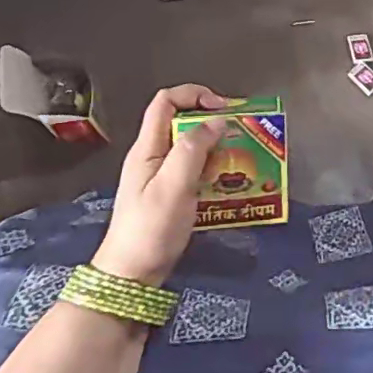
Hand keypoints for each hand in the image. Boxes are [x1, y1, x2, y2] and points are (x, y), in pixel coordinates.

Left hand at [92, 84, 232, 285]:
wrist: (131, 277)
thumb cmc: (151, 229)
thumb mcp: (174, 186)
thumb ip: (193, 149)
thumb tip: (217, 121)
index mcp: (148, 148)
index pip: (166, 101)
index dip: (195, 95)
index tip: (224, 108)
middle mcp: (153, 156)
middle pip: (181, 122)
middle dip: (212, 123)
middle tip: (239, 134)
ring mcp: (160, 177)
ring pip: (190, 148)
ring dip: (215, 148)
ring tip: (240, 159)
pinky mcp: (170, 195)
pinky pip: (194, 171)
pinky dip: (212, 170)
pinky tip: (228, 183)